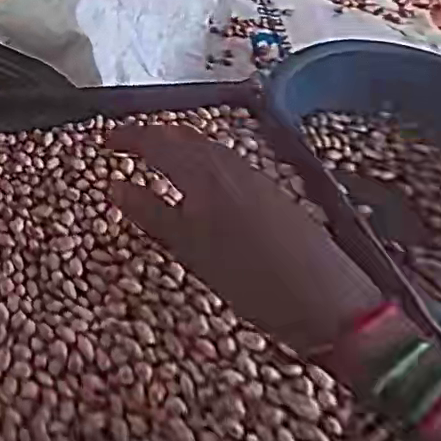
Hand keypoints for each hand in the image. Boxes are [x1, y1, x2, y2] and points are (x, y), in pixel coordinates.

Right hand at [108, 123, 381, 354]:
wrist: (334, 305)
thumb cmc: (249, 278)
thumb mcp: (187, 248)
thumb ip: (148, 211)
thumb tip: (113, 184)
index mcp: (198, 172)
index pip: (152, 141)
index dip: (125, 137)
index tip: (105, 141)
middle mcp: (224, 164)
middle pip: (180, 135)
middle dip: (150, 135)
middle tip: (127, 146)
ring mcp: (252, 175)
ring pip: (204, 145)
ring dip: (176, 143)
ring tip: (157, 158)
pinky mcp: (271, 190)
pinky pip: (223, 158)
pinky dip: (199, 156)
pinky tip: (199, 179)